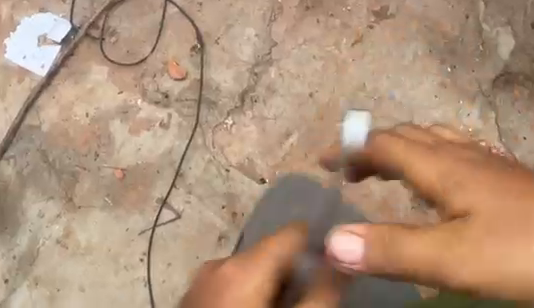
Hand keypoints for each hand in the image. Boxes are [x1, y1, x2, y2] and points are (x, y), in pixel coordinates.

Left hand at [180, 225, 341, 307]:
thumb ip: (323, 293)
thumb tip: (343, 261)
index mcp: (244, 265)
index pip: (295, 232)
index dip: (319, 249)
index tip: (330, 274)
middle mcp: (220, 262)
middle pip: (273, 255)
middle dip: (293, 279)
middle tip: (304, 305)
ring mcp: (201, 283)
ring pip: (252, 273)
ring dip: (270, 292)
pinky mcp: (190, 302)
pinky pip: (230, 289)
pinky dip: (247, 301)